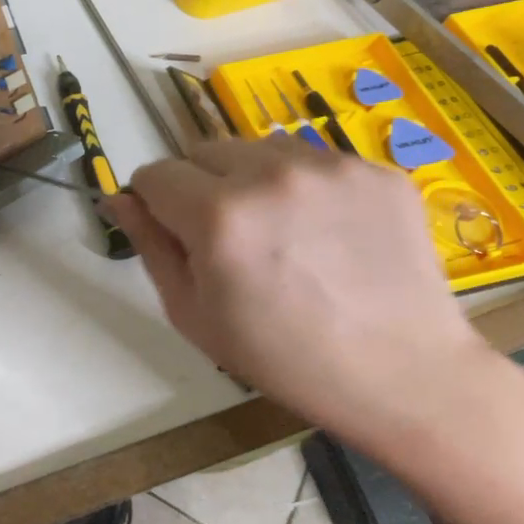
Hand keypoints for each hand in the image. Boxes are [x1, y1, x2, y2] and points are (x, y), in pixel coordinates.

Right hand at [104, 138, 493, 441]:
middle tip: (230, 238)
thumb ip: (150, 246)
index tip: (174, 232)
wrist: (402, 375)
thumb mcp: (192, 313)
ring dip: (253, 178)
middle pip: (203, 151)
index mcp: (216, 215)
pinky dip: (307, 187)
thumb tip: (120, 200)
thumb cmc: (281, 357)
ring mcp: (330, 167)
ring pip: (259, 148)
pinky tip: (328, 233)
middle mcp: (269, 174)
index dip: (154, 203)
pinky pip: (315, 160)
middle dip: (201, 185)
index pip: (155, 173)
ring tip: (282, 231)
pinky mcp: (377, 170)